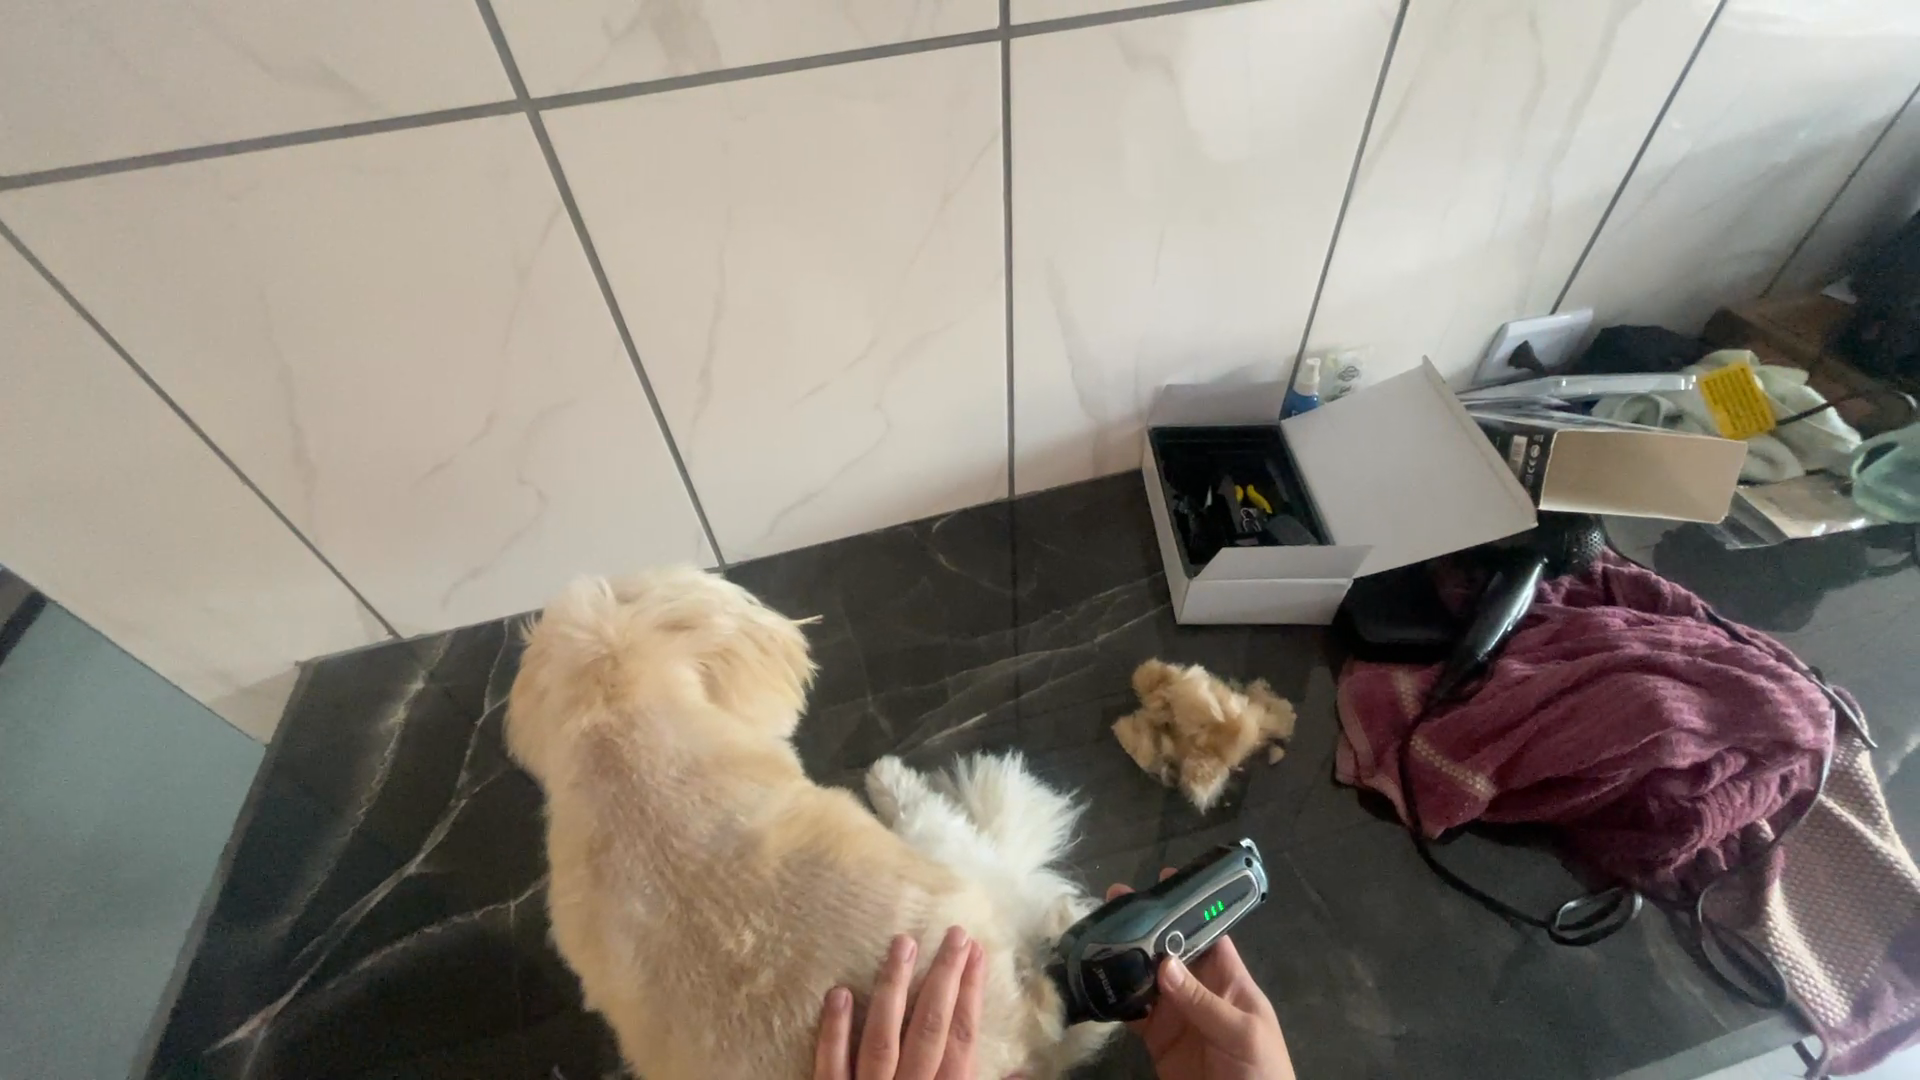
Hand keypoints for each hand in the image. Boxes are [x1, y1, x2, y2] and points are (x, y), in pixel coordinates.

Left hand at [814, 926, 986, 1079]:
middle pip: (930, 1027)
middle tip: (953, 933)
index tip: (976, 950)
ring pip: (882, 1037)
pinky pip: (831, 1067)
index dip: (971, 991)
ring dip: (893, 987)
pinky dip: (833, 1031)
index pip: (962, 1037)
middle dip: (943, 977)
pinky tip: (840, 992)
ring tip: (903, 942)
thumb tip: (1025, 1073)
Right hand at [1107, 874, 1295, 1079]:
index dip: (1189, 906)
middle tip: (1116, 898)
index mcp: (1229, 981)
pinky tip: (1098, 978)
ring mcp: (1176, 1015)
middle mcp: (1199, 990)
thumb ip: (1203, 1001)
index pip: (1208, 933)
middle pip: (1169, 949)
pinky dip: (1115, 995)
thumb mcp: (1243, 1035)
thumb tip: (1164, 962)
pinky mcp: (1157, 1040)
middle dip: (1145, 923)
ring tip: (1097, 930)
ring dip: (1124, 954)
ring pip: (1146, 976)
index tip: (1165, 879)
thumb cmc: (1264, 1076)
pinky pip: (1133, 1011)